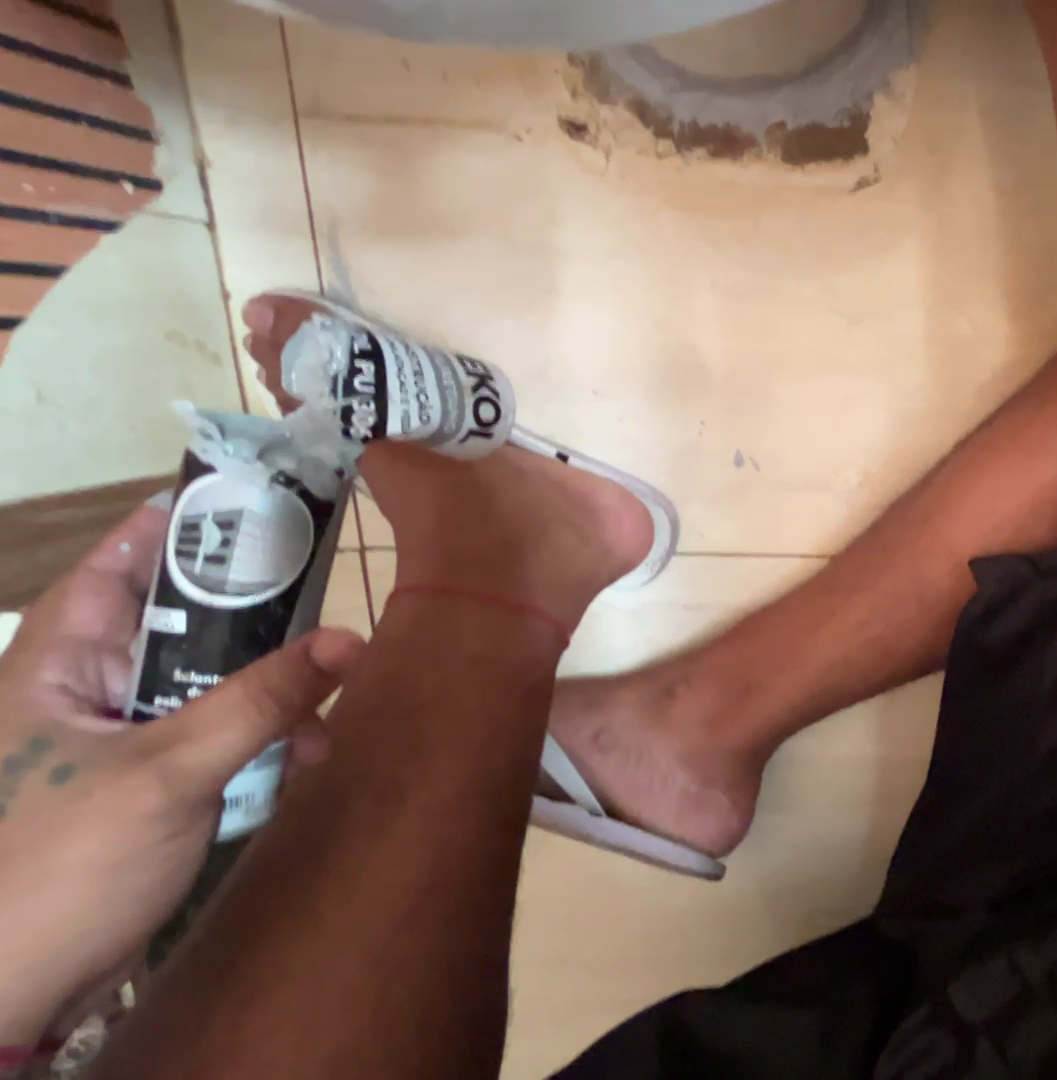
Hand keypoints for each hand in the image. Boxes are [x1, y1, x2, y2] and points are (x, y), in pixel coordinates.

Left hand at [0, 502, 363, 1044]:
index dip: (168, 529)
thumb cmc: (56, 865)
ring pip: (208, 680)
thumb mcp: (169, 771)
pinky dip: (265, 734)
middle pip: (175, 624)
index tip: (243, 500)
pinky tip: (304, 753)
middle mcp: (83, 694)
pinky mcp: (149, 783)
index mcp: (53, 672)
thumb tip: (352, 641)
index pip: (108, 573)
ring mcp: (117, 741)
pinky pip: (219, 732)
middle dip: (251, 614)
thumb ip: (261, 701)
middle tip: (319, 589)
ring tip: (325, 693)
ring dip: (269, 684)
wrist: (13, 992)